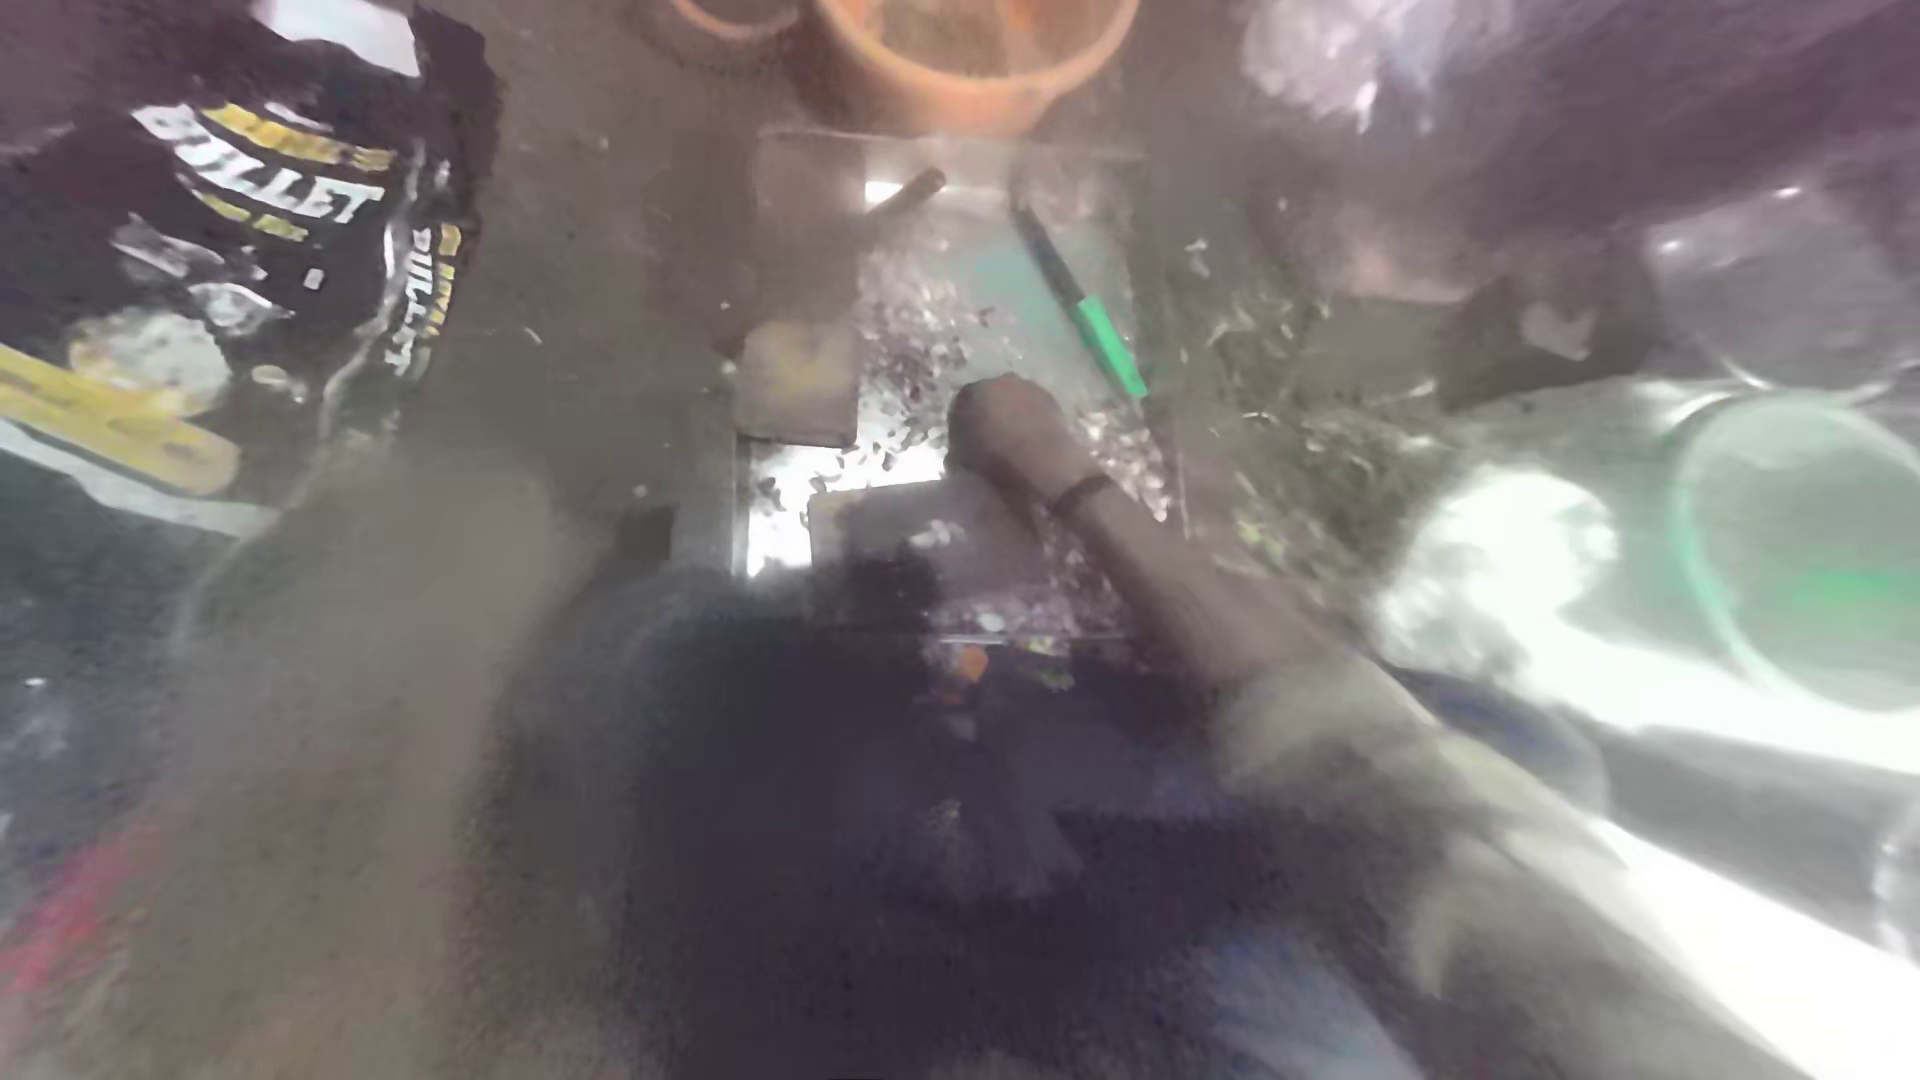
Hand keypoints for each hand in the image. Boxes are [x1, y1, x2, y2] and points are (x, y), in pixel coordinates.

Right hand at [948, 376, 1100, 502]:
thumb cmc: (994, 460)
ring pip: (1014, 399)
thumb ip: (958, 449)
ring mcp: (1026, 386)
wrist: (1039, 461)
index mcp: (970, 394)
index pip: (960, 406)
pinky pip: (1035, 407)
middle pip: (989, 397)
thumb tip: (961, 451)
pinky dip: (1033, 418)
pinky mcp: (1049, 397)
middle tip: (992, 439)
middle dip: (989, 413)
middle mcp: (997, 382)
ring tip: (1016, 439)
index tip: (968, 443)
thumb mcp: (962, 460)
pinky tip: (1034, 437)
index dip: (963, 425)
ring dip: (1013, 413)